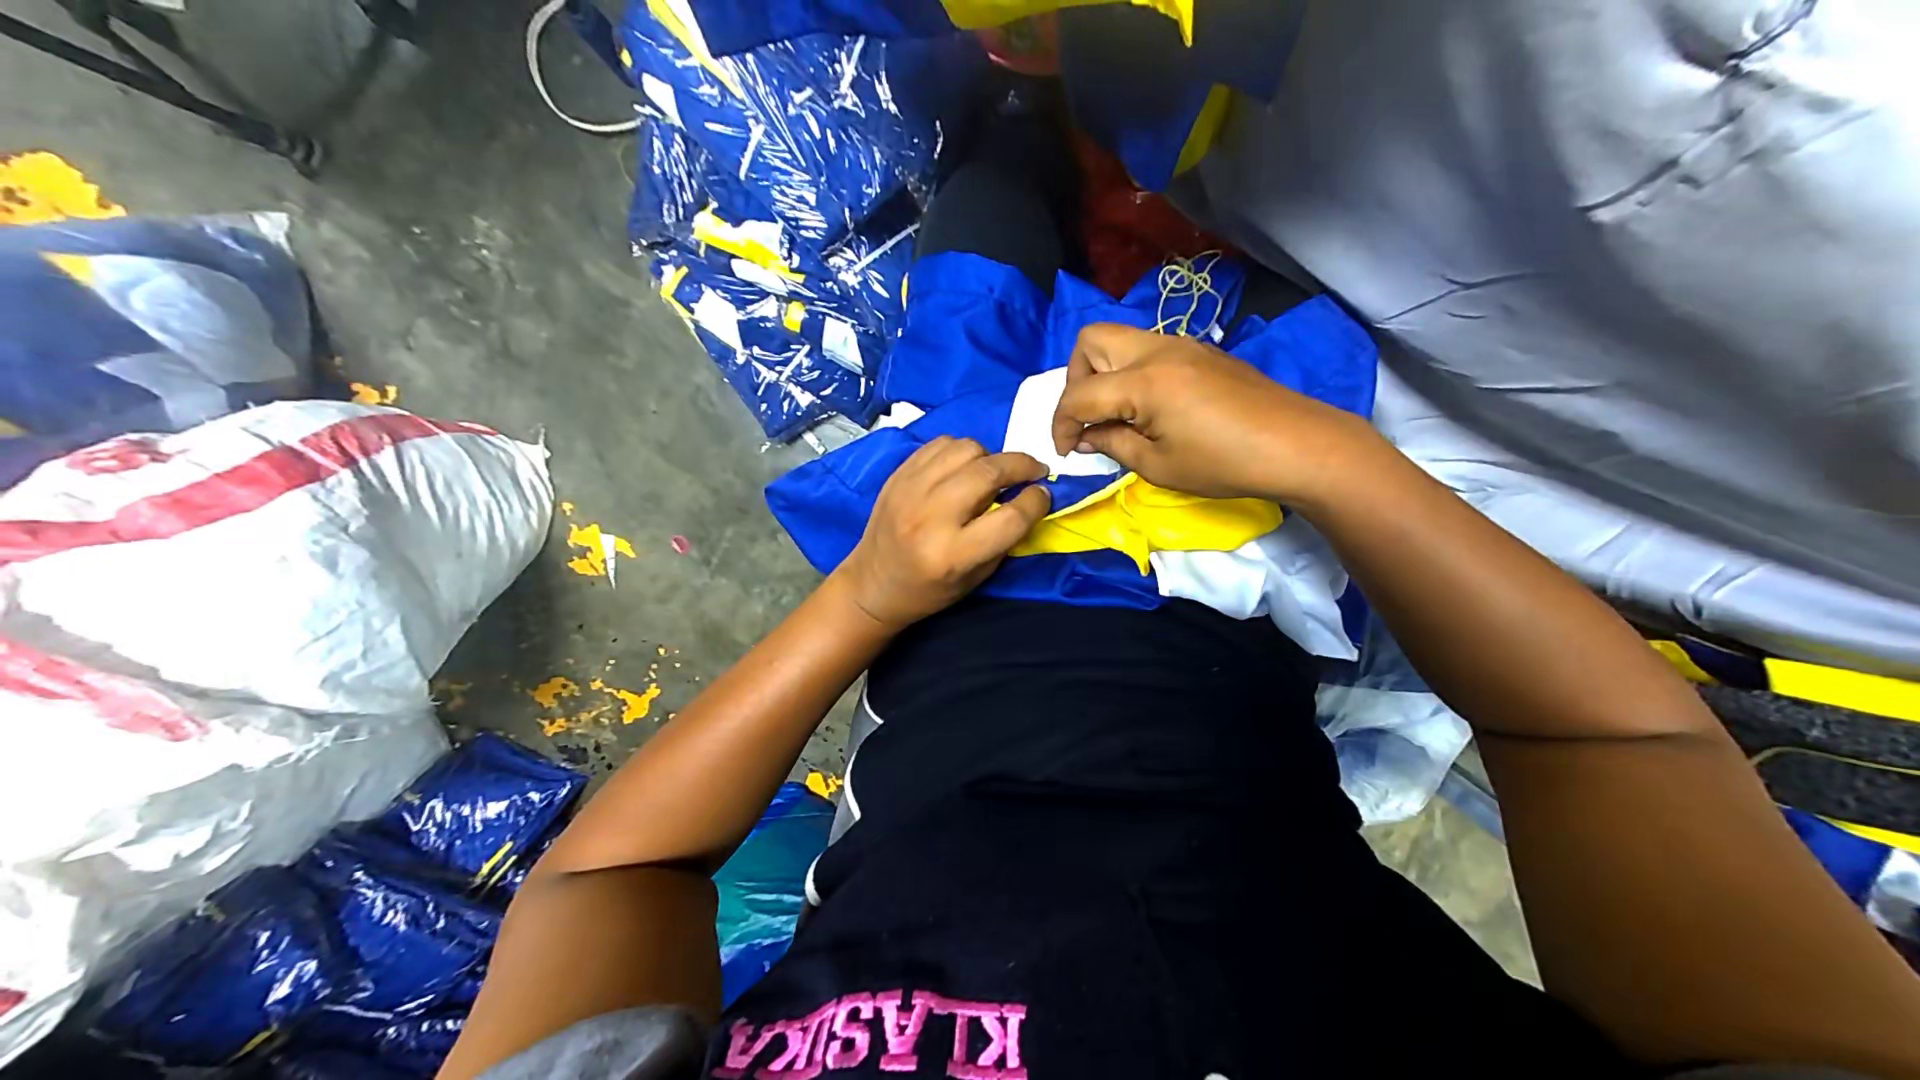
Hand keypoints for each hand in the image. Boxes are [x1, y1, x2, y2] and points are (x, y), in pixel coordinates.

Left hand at [832, 437, 1052, 630]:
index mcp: (952, 554)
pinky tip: (965, 467)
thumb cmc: (929, 590)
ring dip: (990, 456)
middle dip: (1022, 466)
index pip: (1010, 517)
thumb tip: (1031, 497)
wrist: (872, 584)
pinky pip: (941, 444)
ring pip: (966, 448)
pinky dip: (961, 450)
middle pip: (989, 472)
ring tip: (994, 472)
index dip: (1036, 501)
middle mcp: (931, 517)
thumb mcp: (976, 577)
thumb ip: (1005, 537)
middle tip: (1034, 471)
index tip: (1043, 494)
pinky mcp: (899, 475)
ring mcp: (910, 490)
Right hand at [1048, 323, 1384, 507]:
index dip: (1061, 425)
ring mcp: (1181, 345)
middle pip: (1090, 341)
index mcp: (1142, 381)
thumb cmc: (1224, 463)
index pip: (1078, 394)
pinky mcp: (1200, 351)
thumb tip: (1086, 436)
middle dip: (1076, 379)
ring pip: (1120, 339)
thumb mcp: (1158, 465)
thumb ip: (1112, 444)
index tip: (1068, 451)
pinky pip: (1147, 348)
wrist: (1296, 444)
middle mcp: (1157, 350)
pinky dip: (1131, 371)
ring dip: (1104, 372)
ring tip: (1118, 414)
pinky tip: (1151, 407)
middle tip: (1090, 417)